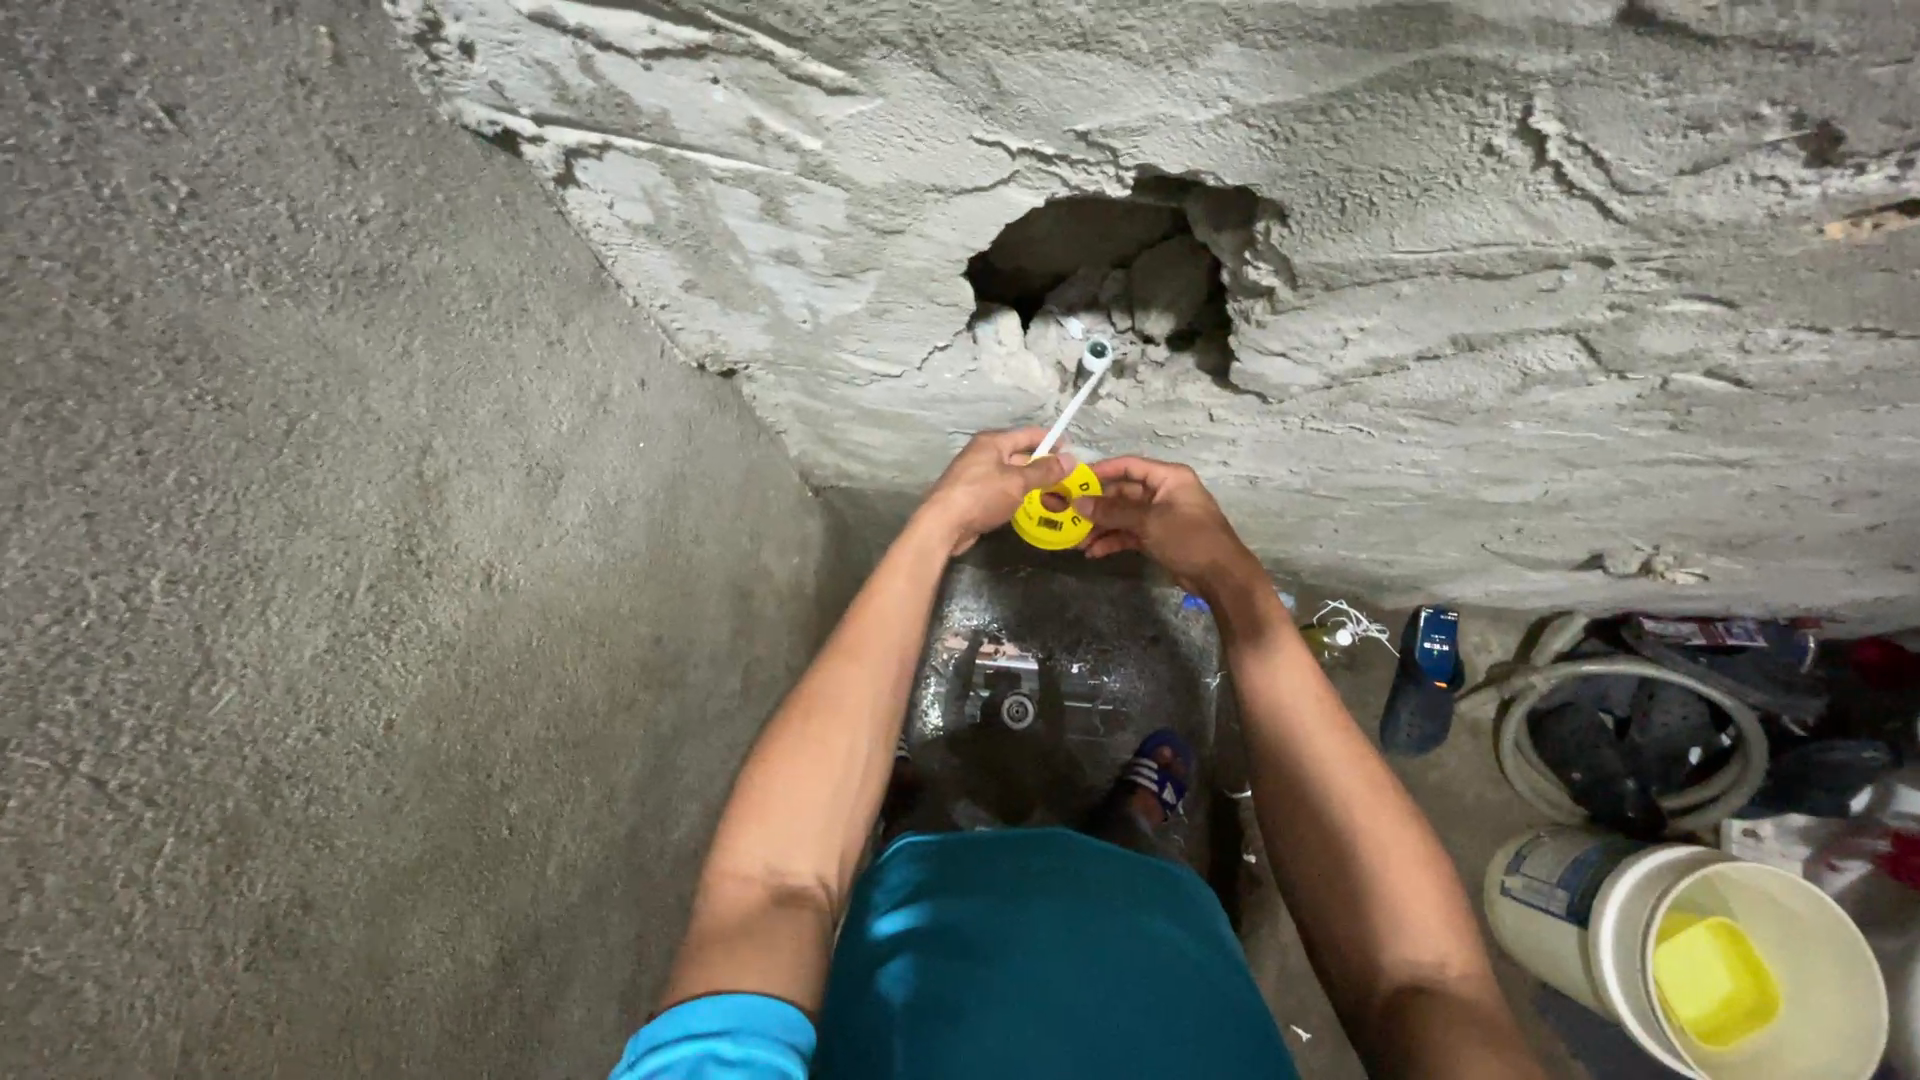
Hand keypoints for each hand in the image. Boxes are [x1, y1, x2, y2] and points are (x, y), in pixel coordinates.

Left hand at [917, 427, 1074, 555]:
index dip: (1050, 440)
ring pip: (1010, 475)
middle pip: (1019, 454)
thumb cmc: (981, 495)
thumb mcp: (1017, 482)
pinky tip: (1029, 507)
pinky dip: (1015, 496)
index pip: (1028, 434)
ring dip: (1030, 483)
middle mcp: (982, 454)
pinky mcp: (972, 496)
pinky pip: (1000, 490)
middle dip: (1042, 465)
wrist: (943, 524)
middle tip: (1066, 478)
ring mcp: (975, 475)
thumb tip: (1070, 459)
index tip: (1071, 450)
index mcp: (992, 442)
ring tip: (1054, 494)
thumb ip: (1044, 471)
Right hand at [1072, 456, 1260, 596]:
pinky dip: (1112, 541)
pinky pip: (1129, 533)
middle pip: (1122, 493)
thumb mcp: (1148, 521)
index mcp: (1168, 478)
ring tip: (1078, 541)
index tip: (1075, 481)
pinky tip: (1094, 552)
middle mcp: (1163, 493)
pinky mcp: (1157, 537)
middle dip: (1097, 507)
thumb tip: (1077, 503)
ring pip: (1123, 516)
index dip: (1102, 471)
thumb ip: (1112, 511)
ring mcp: (1160, 516)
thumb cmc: (1189, 538)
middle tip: (1070, 516)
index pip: (1129, 466)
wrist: (1220, 576)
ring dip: (1101, 527)